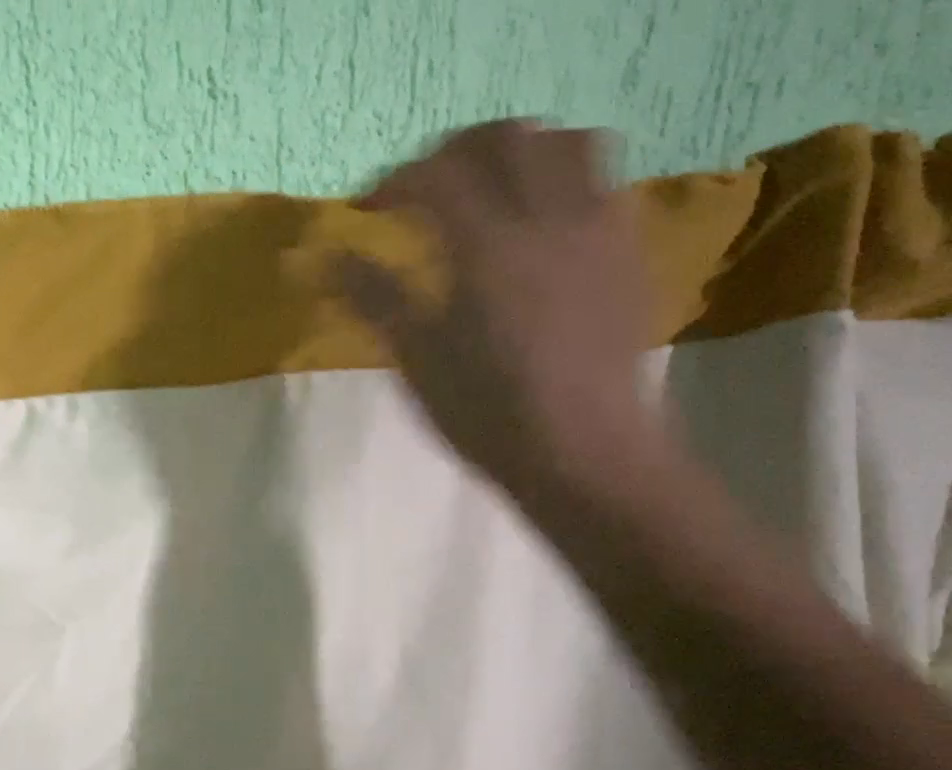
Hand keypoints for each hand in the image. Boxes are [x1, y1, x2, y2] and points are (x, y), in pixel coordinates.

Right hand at [336, 120, 659, 495]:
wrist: (583, 451)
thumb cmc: (486, 413)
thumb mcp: (415, 359)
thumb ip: (372, 297)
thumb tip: (324, 257)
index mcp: (487, 248)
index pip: (435, 175)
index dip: (393, 183)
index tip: (369, 210)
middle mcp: (548, 220)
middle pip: (505, 137)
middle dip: (454, 152)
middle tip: (423, 190)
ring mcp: (597, 230)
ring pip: (566, 144)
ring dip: (518, 154)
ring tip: (486, 191)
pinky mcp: (627, 250)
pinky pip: (602, 182)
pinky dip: (562, 181)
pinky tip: (538, 224)